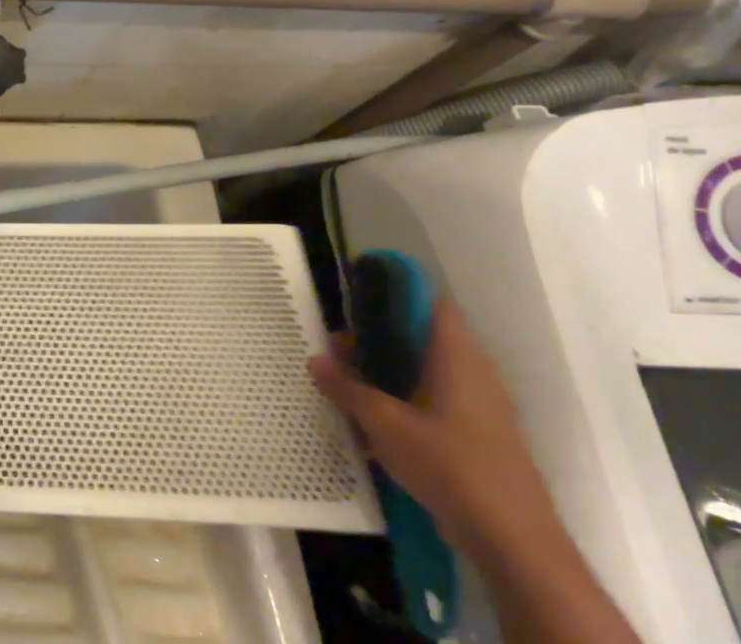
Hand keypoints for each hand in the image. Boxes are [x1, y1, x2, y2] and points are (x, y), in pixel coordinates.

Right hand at [308, 296, 561, 559]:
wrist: (511, 536)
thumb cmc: (449, 466)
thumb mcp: (383, 424)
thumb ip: (348, 389)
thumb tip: (316, 360)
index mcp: (457, 358)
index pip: (431, 304)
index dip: (396, 291)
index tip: (356, 291)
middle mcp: (473, 373)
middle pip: (422, 337)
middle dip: (376, 339)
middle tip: (334, 350)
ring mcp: (478, 405)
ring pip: (426, 371)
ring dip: (386, 372)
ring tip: (344, 386)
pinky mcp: (476, 433)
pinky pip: (432, 400)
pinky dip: (401, 400)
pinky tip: (371, 423)